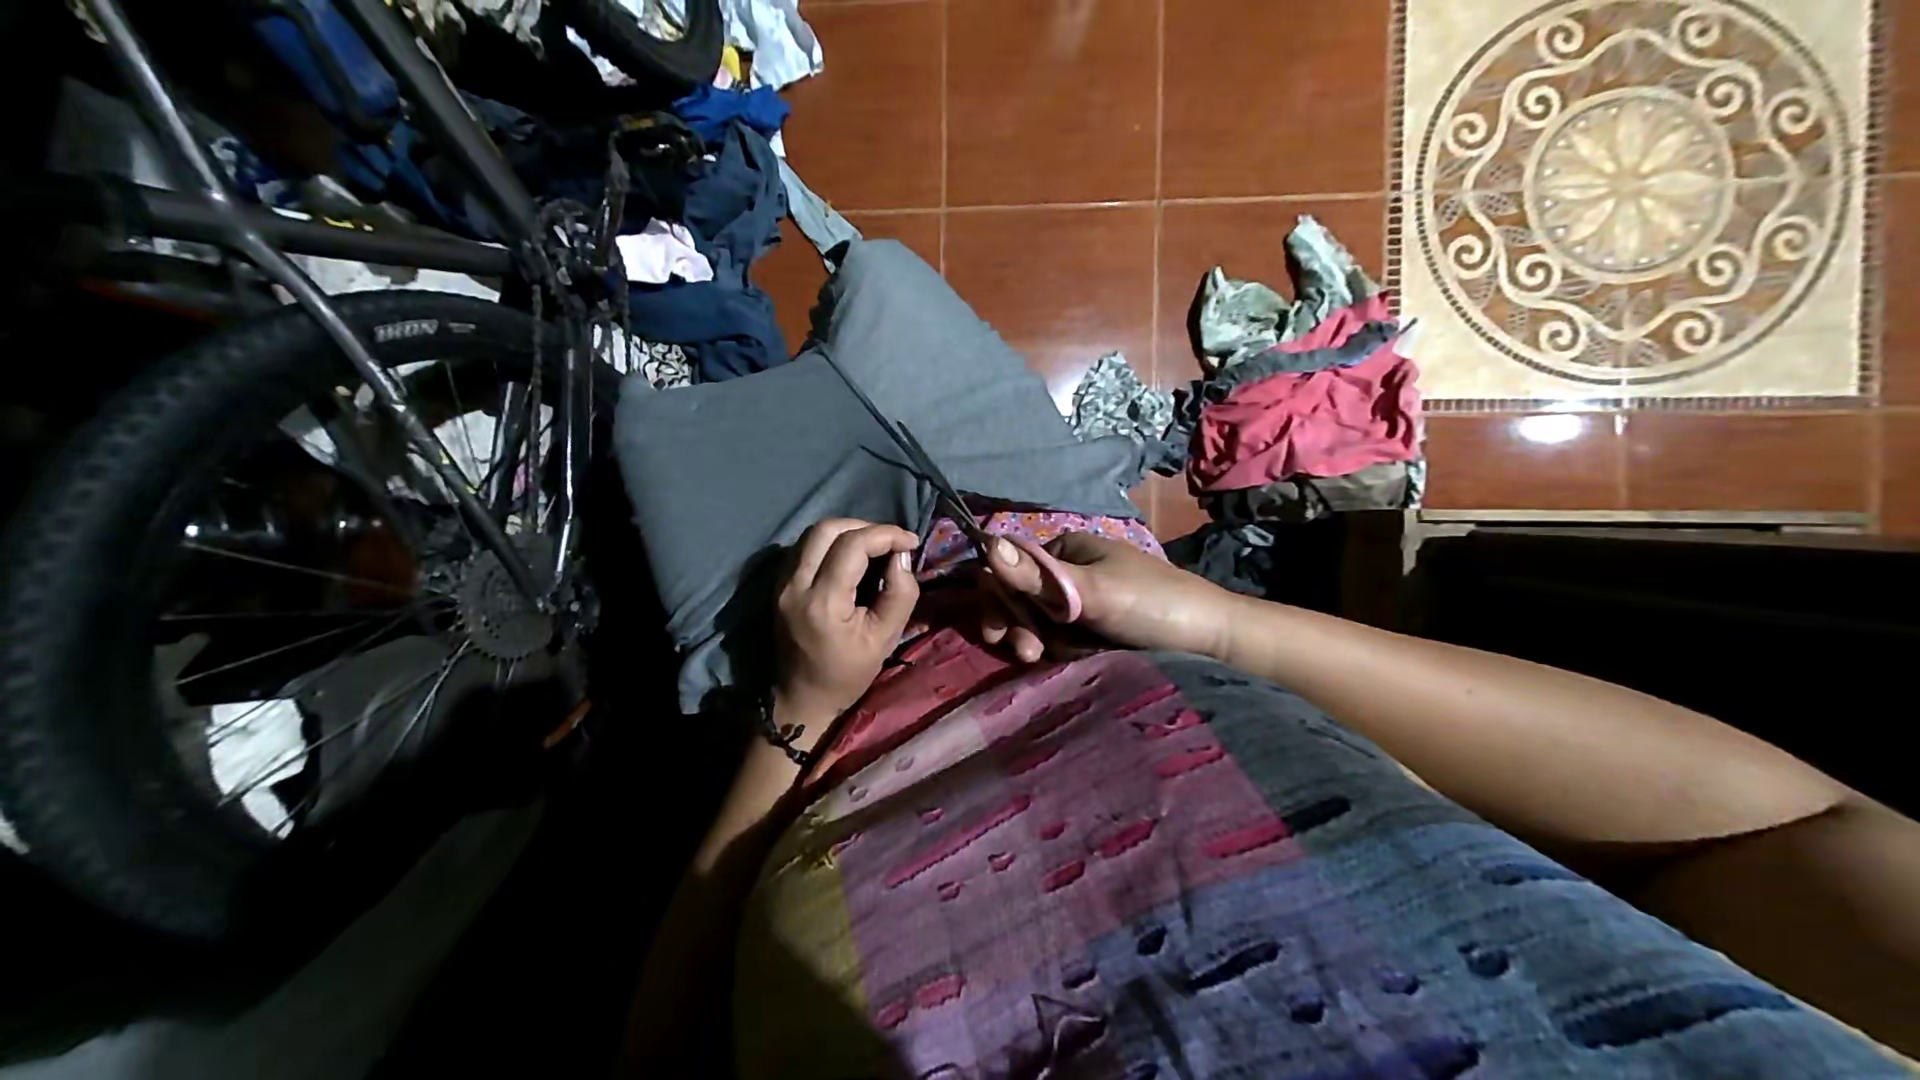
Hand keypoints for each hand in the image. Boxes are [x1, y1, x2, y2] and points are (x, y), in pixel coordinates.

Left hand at [775, 519, 920, 722]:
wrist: (801, 697)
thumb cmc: (846, 673)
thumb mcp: (884, 639)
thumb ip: (900, 594)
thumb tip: (902, 556)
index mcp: (823, 602)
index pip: (853, 545)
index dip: (886, 534)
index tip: (911, 541)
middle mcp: (795, 585)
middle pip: (827, 528)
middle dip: (865, 527)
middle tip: (891, 542)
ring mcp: (781, 583)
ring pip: (812, 533)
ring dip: (847, 531)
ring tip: (873, 546)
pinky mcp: (778, 584)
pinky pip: (804, 547)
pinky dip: (830, 542)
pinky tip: (850, 557)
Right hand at [983, 532, 1234, 658]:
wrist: (1212, 642)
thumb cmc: (1153, 604)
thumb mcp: (1094, 590)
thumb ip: (1039, 576)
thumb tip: (988, 542)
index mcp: (1066, 551)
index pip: (1011, 568)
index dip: (998, 599)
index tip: (999, 632)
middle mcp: (1068, 574)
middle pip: (1020, 599)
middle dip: (1016, 626)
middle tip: (1026, 653)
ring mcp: (1081, 605)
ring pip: (1035, 623)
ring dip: (1031, 641)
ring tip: (1039, 660)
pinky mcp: (1092, 632)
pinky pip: (1056, 640)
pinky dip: (1052, 651)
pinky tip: (1059, 663)